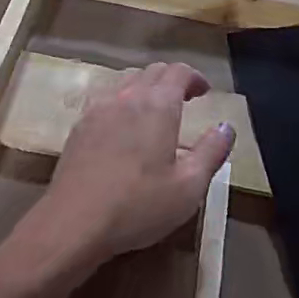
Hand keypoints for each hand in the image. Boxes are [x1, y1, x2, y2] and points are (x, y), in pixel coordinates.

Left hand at [26, 63, 234, 262]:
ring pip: (127, 80)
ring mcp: (99, 109)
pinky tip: (123, 127)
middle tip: (185, 100)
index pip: (179, 72)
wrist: (71, 226)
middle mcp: (128, 97)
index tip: (204, 93)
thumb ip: (213, 151)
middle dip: (173, 80)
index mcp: (159, 105)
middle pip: (153, 71)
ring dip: (146, 87)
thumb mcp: (190, 186)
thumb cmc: (138, 205)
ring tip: (155, 111)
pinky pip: (106, 98)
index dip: (195, 77)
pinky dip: (123, 100)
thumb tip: (227, 127)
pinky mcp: (79, 127)